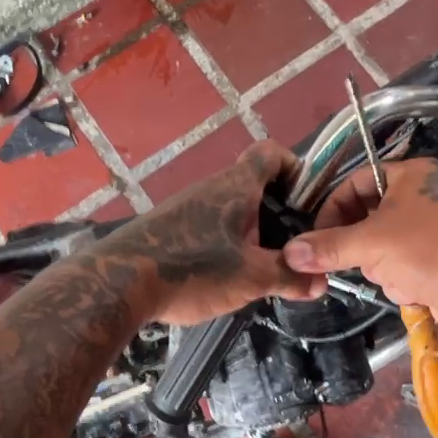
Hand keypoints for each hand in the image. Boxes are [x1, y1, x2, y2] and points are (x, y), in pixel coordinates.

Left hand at [109, 142, 323, 324]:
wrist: (116, 284)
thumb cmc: (192, 269)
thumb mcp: (252, 278)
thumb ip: (289, 277)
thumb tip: (321, 283)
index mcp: (237, 187)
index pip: (271, 153)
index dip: (295, 169)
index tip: (308, 201)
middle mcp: (213, 189)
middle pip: (257, 187)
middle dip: (281, 215)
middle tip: (296, 248)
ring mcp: (188, 209)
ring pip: (234, 212)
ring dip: (255, 235)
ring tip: (267, 270)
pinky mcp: (171, 230)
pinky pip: (212, 229)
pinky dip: (229, 246)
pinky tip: (230, 279)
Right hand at [281, 159, 437, 330]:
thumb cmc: (430, 251)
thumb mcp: (372, 244)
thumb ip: (328, 247)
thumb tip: (290, 252)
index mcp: (411, 174)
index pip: (355, 183)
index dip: (331, 209)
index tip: (315, 238)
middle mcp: (424, 194)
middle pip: (367, 218)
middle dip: (364, 248)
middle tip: (364, 261)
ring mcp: (435, 227)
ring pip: (383, 249)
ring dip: (385, 269)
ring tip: (400, 276)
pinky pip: (404, 266)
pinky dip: (404, 280)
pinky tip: (416, 288)